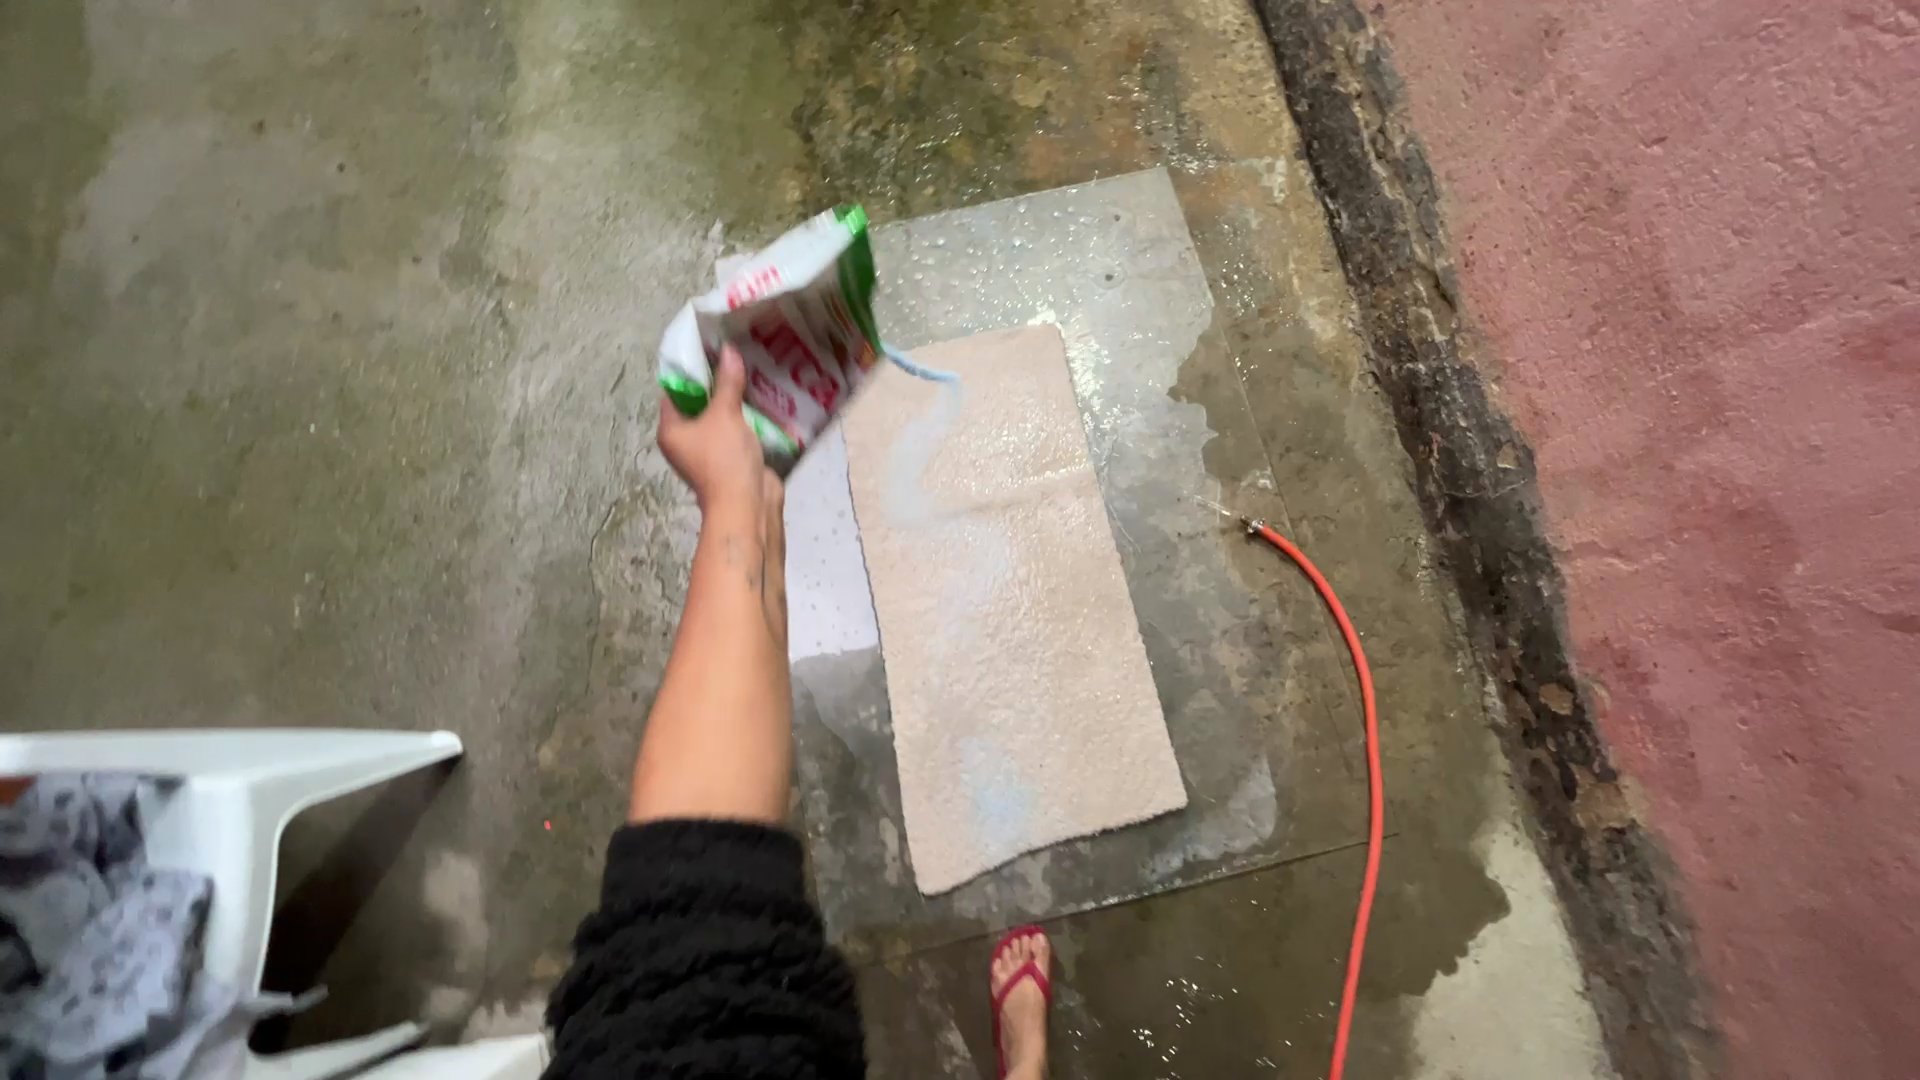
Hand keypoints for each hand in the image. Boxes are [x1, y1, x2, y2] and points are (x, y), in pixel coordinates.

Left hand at [658, 345, 779, 521]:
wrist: (747, 504)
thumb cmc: (724, 458)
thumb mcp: (724, 413)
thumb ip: (727, 382)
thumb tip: (728, 350)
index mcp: (672, 430)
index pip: (675, 392)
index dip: (692, 372)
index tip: (712, 353)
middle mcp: (685, 442)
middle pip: (699, 406)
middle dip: (718, 386)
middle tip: (736, 362)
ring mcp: (709, 454)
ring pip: (720, 421)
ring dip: (735, 404)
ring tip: (753, 379)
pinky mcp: (731, 462)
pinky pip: (737, 435)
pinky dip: (747, 422)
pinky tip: (763, 405)